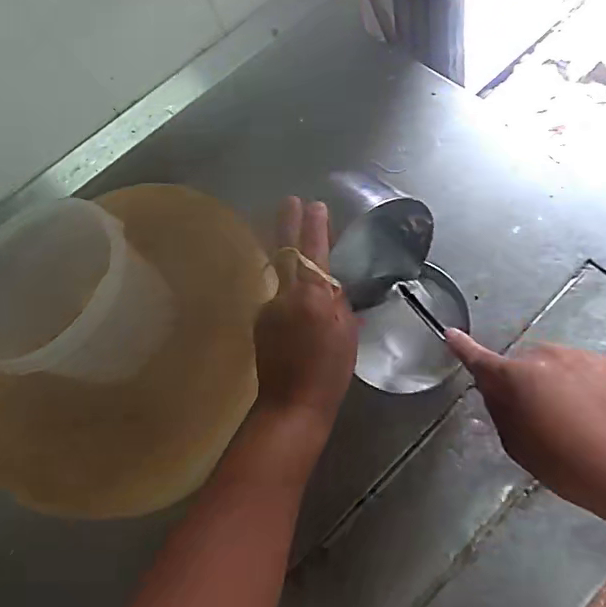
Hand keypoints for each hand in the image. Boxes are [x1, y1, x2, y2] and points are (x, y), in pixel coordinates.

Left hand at [252, 197, 357, 431]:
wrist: (290, 405)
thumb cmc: (330, 372)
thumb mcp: (347, 333)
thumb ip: (338, 302)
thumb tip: (330, 284)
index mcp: (313, 296)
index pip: (314, 251)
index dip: (315, 226)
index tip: (315, 205)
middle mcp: (286, 295)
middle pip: (286, 252)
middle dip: (287, 224)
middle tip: (290, 201)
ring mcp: (268, 307)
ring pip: (282, 280)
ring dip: (292, 273)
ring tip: (308, 287)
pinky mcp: (259, 321)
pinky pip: (277, 301)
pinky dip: (288, 301)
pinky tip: (298, 321)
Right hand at [445, 332, 605, 522]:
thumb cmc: (569, 465)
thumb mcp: (519, 446)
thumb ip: (501, 412)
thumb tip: (496, 391)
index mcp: (515, 377)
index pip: (479, 358)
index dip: (463, 348)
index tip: (451, 334)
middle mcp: (543, 356)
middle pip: (522, 365)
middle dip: (525, 382)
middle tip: (540, 417)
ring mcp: (578, 356)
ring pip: (555, 366)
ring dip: (556, 383)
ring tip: (577, 421)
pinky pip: (583, 370)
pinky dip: (584, 386)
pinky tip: (600, 416)